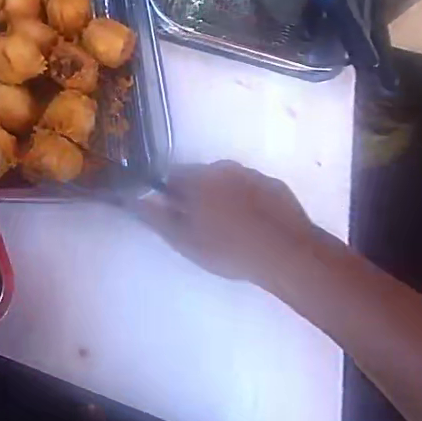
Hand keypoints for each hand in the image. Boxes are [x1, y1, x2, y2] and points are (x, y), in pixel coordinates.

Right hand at [135, 162, 324, 285]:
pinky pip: (254, 190)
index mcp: (198, 178)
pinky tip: (254, 226)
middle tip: (202, 226)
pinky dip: (249, 202)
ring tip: (230, 229)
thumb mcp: (184, 240)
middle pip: (201, 176)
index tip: (174, 214)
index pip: (172, 175)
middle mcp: (224, 168)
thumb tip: (135, 199)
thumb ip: (157, 217)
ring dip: (224, 197)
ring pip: (229, 182)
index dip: (169, 193)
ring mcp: (253, 175)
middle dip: (197, 194)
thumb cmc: (227, 248)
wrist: (285, 253)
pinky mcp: (276, 187)